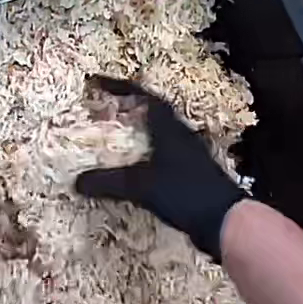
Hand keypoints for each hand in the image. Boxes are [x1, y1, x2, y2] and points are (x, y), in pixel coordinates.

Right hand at [74, 77, 245, 259]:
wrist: (226, 220)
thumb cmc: (186, 193)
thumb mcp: (143, 186)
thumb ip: (110, 183)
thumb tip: (77, 182)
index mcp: (169, 128)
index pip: (143, 97)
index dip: (121, 87)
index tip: (98, 82)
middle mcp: (180, 134)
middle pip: (153, 110)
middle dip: (129, 104)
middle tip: (106, 106)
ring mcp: (188, 153)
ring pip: (159, 130)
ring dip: (138, 126)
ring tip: (118, 132)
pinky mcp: (191, 172)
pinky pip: (162, 151)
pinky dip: (145, 150)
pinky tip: (136, 165)